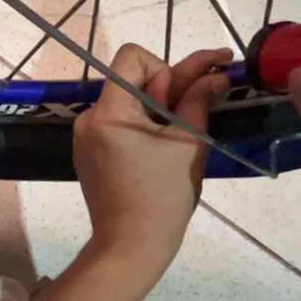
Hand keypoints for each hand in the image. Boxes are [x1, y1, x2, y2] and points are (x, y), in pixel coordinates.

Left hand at [73, 44, 229, 274]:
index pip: (131, 57)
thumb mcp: (188, 142)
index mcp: (108, 113)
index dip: (163, 66)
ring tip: (182, 129)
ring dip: (157, 107)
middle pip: (130, 80)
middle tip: (203, 97)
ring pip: (126, 103)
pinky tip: (162, 145)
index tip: (180, 93)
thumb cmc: (162, 195)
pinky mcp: (89, 153)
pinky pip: (117, 125)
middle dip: (167, 87)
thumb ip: (198, 99)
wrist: (130, 243)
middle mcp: (88, 119)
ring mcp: (85, 138)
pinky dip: (141, 125)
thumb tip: (215, 73)